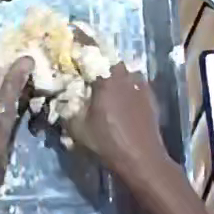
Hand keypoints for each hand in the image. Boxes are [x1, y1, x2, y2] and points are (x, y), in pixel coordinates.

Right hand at [73, 64, 169, 184]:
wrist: (142, 160)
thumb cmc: (108, 142)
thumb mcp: (78, 129)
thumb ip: (67, 110)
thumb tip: (62, 99)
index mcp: (105, 80)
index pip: (92, 56)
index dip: (83, 53)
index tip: (77, 55)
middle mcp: (124, 78)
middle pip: (113, 62)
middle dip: (104, 66)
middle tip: (94, 77)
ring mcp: (141, 88)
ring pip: (128, 73)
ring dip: (120, 76)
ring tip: (111, 88)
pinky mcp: (151, 99)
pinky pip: (139, 85)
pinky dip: (131, 88)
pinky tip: (126, 101)